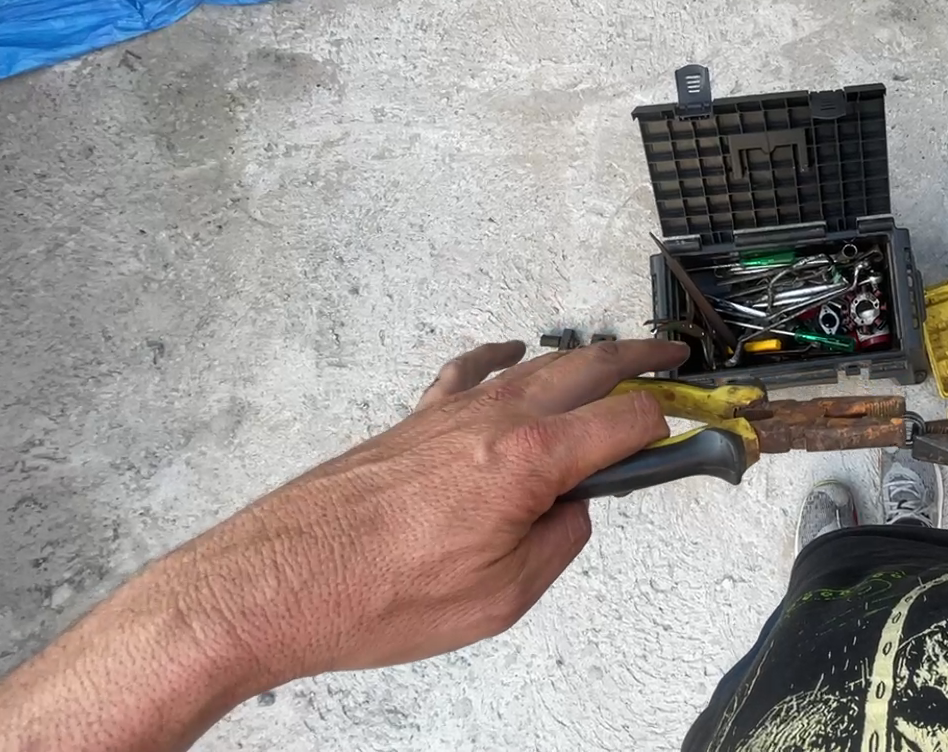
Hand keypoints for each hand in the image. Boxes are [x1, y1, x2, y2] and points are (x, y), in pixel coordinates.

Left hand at [145, 338, 684, 686]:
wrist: (268, 585)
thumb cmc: (383, 599)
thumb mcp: (503, 596)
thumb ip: (562, 539)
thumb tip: (574, 505)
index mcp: (533, 458)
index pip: (627, 421)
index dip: (664, 426)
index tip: (678, 436)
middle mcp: (503, 417)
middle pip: (594, 367)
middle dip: (644, 359)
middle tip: (674, 359)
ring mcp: (459, 409)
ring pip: (543, 364)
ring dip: (589, 358)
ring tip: (616, 361)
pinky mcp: (421, 416)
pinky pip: (473, 368)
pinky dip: (504, 354)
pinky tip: (514, 349)